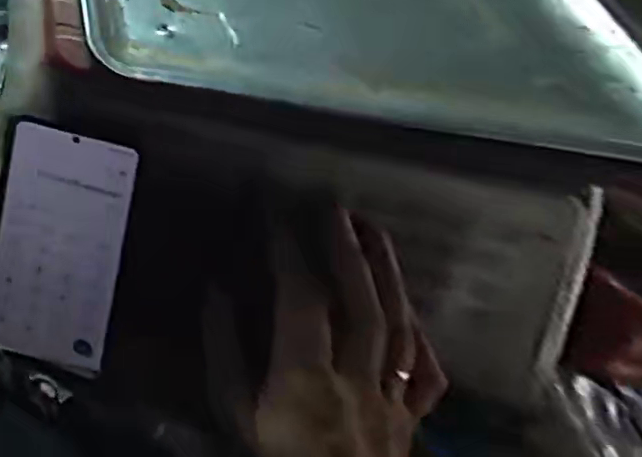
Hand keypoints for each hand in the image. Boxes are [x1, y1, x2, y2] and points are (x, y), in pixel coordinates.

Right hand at [208, 208, 446, 456]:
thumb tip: (217, 286)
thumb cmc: (274, 454)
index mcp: (307, 376)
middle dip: (349, 253)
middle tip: (335, 210)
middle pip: (363, 308)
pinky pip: (425, 372)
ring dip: (387, 277)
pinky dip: (417, 332)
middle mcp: (358, 382)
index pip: (302, 300)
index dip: (288, 251)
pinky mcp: (412, 419)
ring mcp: (393, 401)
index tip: (273, 213)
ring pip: (400, 331)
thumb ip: (224, 345)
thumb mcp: (233, 406)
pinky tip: (406, 308)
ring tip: (374, 235)